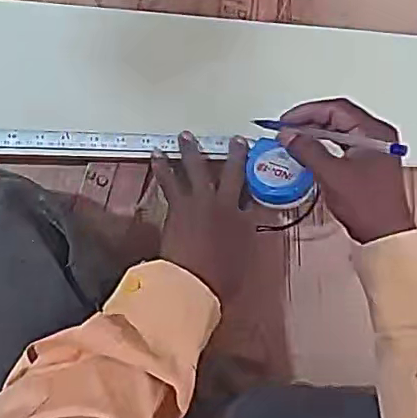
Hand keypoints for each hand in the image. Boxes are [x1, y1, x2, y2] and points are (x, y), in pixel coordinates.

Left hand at [151, 133, 253, 299]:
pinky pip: (170, 180)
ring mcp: (202, 201)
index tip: (259, 168)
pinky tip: (157, 155)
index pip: (255, 195)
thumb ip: (241, 244)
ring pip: (197, 168)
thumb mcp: (241, 261)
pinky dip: (162, 167)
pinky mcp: (180, 204)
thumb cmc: (220, 280)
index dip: (256, 180)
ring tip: (186, 136)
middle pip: (234, 172)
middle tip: (237, 141)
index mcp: (246, 222)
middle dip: (236, 154)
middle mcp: (227, 205)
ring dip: (192, 150)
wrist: (195, 281)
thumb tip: (237, 239)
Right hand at [278, 97, 414, 243]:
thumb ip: (307, 150)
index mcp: (375, 132)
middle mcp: (378, 136)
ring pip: (339, 129)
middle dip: (309, 120)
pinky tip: (307, 150)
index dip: (307, 112)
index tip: (286, 121)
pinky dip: (322, 143)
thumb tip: (288, 135)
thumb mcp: (331, 173)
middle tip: (286, 128)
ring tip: (292, 137)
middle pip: (338, 116)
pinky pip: (341, 143)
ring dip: (314, 132)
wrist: (384, 233)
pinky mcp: (368, 160)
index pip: (337, 109)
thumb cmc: (367, 205)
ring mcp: (374, 148)